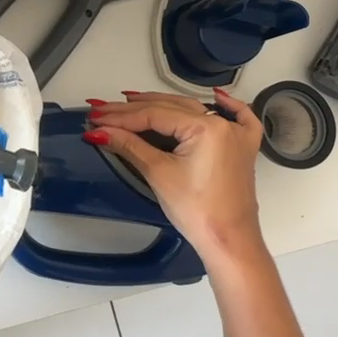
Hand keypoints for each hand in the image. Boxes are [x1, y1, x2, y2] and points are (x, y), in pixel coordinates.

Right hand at [85, 89, 265, 262]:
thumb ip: (128, 145)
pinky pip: (238, 119)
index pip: (153, 115)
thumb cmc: (197, 211)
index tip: (96, 117)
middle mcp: (223, 125)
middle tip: (103, 111)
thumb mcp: (158, 173)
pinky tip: (217, 95)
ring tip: (131, 103)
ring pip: (192, 110)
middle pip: (170, 108)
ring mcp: (235, 136)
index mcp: (206, 128)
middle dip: (133, 110)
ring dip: (162, 105)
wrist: (228, 242)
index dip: (120, 117)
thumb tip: (99, 132)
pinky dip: (228, 106)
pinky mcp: (241, 149)